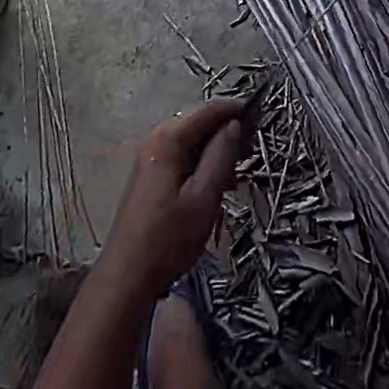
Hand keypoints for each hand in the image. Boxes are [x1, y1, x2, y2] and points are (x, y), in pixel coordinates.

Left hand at [97, 101, 248, 299]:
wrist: (127, 278)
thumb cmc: (168, 239)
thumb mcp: (204, 197)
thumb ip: (221, 156)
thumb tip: (235, 124)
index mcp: (167, 141)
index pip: (207, 111)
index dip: (235, 110)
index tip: (261, 113)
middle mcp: (157, 143)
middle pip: (199, 125)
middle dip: (228, 131)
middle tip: (255, 144)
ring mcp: (153, 161)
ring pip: (194, 144)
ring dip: (219, 151)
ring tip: (243, 166)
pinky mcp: (154, 180)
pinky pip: (185, 161)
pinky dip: (205, 166)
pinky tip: (221, 183)